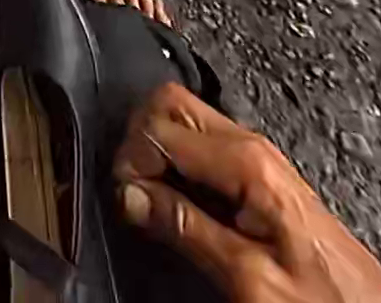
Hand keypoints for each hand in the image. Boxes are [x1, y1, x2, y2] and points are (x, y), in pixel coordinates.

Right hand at [113, 83, 380, 302]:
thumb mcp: (249, 279)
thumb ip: (186, 229)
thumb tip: (129, 195)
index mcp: (248, 163)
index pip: (161, 127)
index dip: (132, 160)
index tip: (127, 199)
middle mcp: (249, 144)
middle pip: (169, 100)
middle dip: (139, 137)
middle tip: (134, 189)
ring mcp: (252, 152)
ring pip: (180, 113)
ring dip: (154, 146)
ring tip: (151, 196)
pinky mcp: (253, 168)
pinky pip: (197, 138)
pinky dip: (173, 156)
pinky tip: (175, 196)